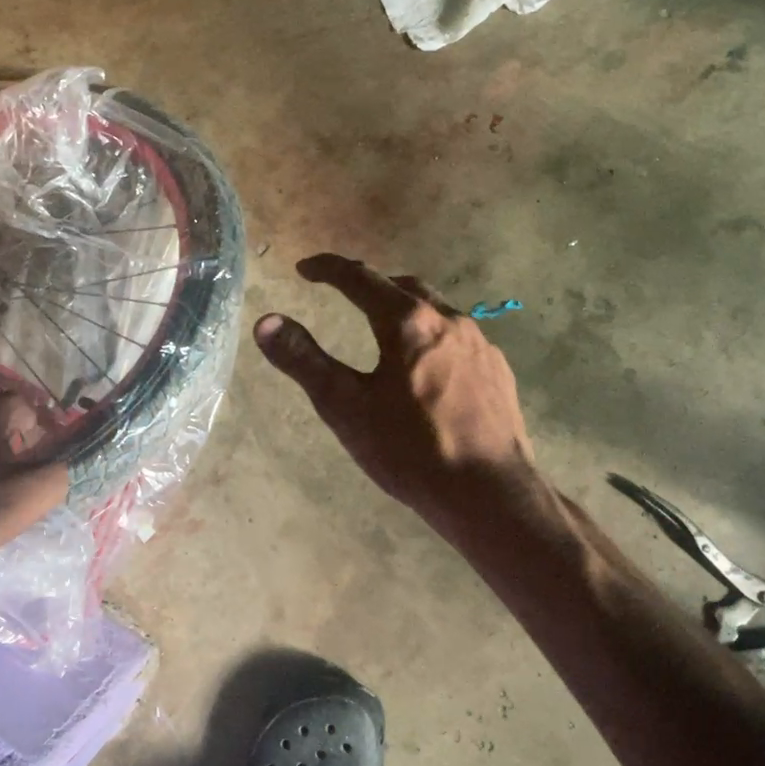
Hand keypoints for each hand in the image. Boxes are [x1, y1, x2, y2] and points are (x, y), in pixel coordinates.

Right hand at [255, 253, 536, 514]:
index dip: (328, 269)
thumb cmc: (411, 450)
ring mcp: (480, 345)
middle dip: (370, 285)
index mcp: (408, 322)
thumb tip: (266, 321)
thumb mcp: (345, 407)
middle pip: (403, 287)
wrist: (491, 496)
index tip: (304, 269)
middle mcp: (449, 320)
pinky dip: (431, 337)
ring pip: (435, 311)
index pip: (360, 279)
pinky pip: (458, 338)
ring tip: (382, 330)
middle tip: (344, 295)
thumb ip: (304, 360)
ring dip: (404, 309)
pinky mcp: (498, 372)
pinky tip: (425, 369)